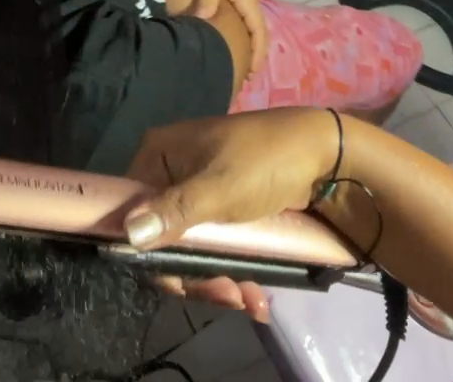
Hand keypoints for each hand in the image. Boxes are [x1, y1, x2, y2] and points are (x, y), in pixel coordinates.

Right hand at [122, 109, 336, 321]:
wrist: (325, 157)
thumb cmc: (264, 162)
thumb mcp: (218, 188)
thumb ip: (174, 212)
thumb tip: (127, 235)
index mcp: (160, 154)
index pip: (132, 207)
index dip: (146, 249)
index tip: (177, 282)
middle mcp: (172, 171)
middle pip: (161, 233)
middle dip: (192, 272)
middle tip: (225, 294)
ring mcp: (199, 190)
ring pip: (190, 246)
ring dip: (216, 278)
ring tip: (248, 298)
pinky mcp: (224, 208)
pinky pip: (214, 246)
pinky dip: (231, 271)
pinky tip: (254, 295)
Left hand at [190, 0, 267, 74]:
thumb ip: (207, 1)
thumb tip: (202, 23)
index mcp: (247, 0)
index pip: (258, 32)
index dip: (257, 54)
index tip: (251, 73)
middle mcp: (248, 0)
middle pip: (258, 32)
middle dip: (255, 54)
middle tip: (245, 76)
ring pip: (250, 25)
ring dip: (248, 44)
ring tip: (238, 62)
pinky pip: (241, 18)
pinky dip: (240, 33)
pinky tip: (227, 38)